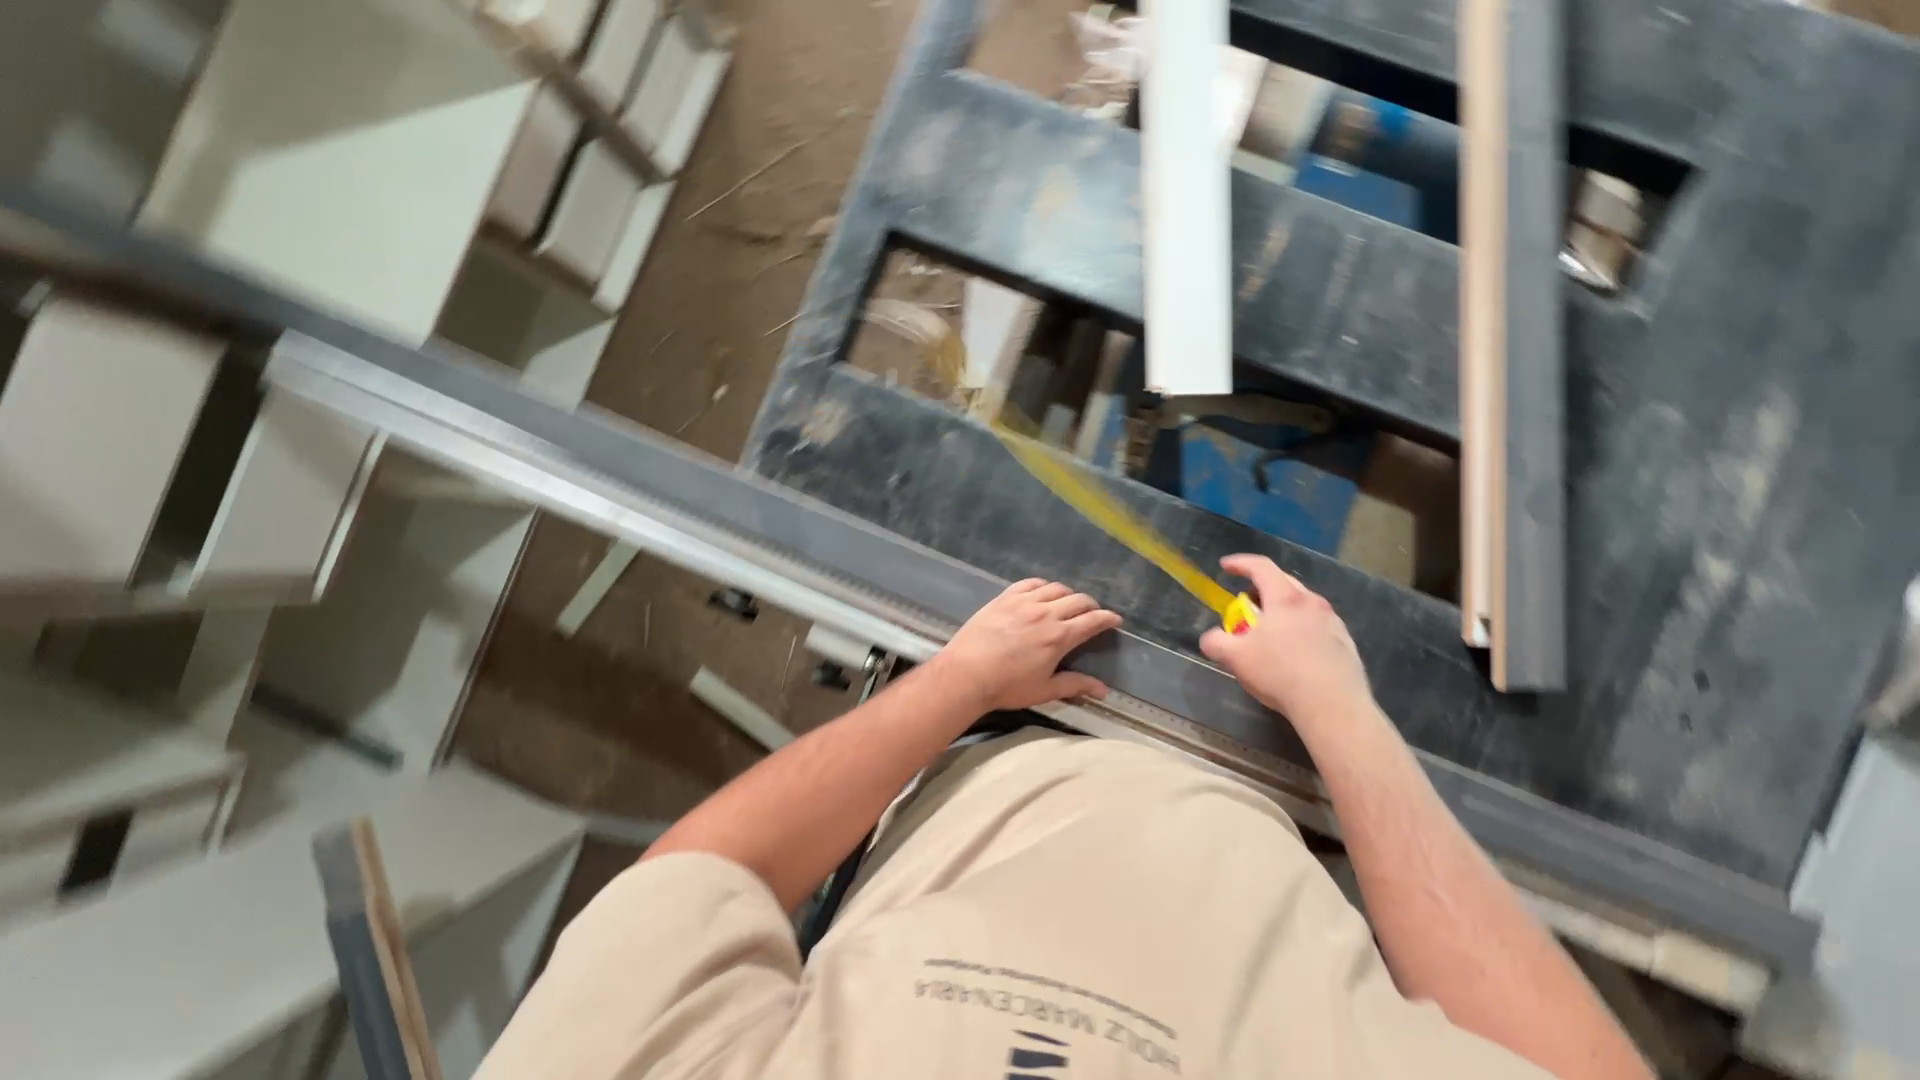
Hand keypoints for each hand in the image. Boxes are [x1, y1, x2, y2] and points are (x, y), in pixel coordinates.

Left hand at [932, 580, 1122, 711]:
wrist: (966, 674)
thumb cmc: (1006, 687)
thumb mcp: (1044, 690)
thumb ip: (1075, 685)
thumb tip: (1103, 690)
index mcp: (1059, 637)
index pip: (1093, 620)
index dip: (1108, 618)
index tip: (1115, 620)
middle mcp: (1045, 613)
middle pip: (1078, 600)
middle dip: (1091, 606)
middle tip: (1092, 614)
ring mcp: (1023, 602)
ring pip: (1056, 588)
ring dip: (1068, 594)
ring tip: (1067, 604)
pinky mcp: (1004, 598)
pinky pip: (1030, 583)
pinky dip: (1043, 586)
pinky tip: (1043, 592)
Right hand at [1199, 555, 1374, 730]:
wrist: (1333, 706)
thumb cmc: (1280, 674)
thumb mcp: (1235, 659)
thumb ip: (1216, 642)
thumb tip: (1210, 638)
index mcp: (1285, 599)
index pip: (1261, 567)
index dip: (1240, 563)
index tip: (1226, 567)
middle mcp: (1312, 603)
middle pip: (1284, 582)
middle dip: (1262, 588)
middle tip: (1247, 605)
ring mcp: (1333, 622)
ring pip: (1303, 605)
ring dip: (1283, 610)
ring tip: (1271, 632)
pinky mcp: (1345, 643)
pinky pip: (1318, 625)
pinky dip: (1301, 629)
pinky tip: (1296, 654)